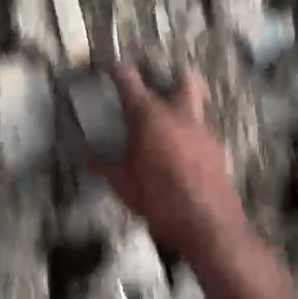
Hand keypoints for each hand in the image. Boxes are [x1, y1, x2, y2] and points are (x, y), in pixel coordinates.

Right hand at [93, 64, 248, 252]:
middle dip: (175, 79)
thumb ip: (100, 164)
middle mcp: (180, 116)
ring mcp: (204, 135)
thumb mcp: (121, 182)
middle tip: (160, 90)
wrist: (209, 228)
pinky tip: (180, 156)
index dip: (115, 70)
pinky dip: (191, 138)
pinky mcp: (219, 155)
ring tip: (167, 129)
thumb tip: (78, 156)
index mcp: (149, 115)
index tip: (107, 70)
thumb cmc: (158, 197)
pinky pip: (203, 135)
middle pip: (186, 81)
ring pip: (198, 108)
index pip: (128, 77)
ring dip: (183, 112)